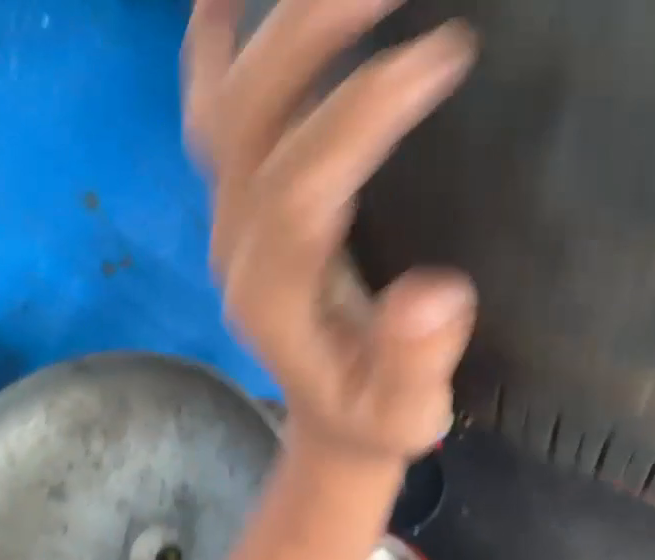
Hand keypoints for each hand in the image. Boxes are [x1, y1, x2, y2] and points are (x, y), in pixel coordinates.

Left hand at [183, 0, 477, 462]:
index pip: (309, 178)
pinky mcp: (239, 204)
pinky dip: (217, 41)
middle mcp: (236, 240)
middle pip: (253, 114)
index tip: (442, 53)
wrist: (333, 423)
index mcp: (277, 291)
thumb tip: (439, 292)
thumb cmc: (377, 419)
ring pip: (227, 98)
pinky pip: (212, 110)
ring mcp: (228, 216)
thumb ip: (414, 362)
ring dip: (273, 22)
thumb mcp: (407, 413)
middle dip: (314, 32)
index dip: (367, 109)